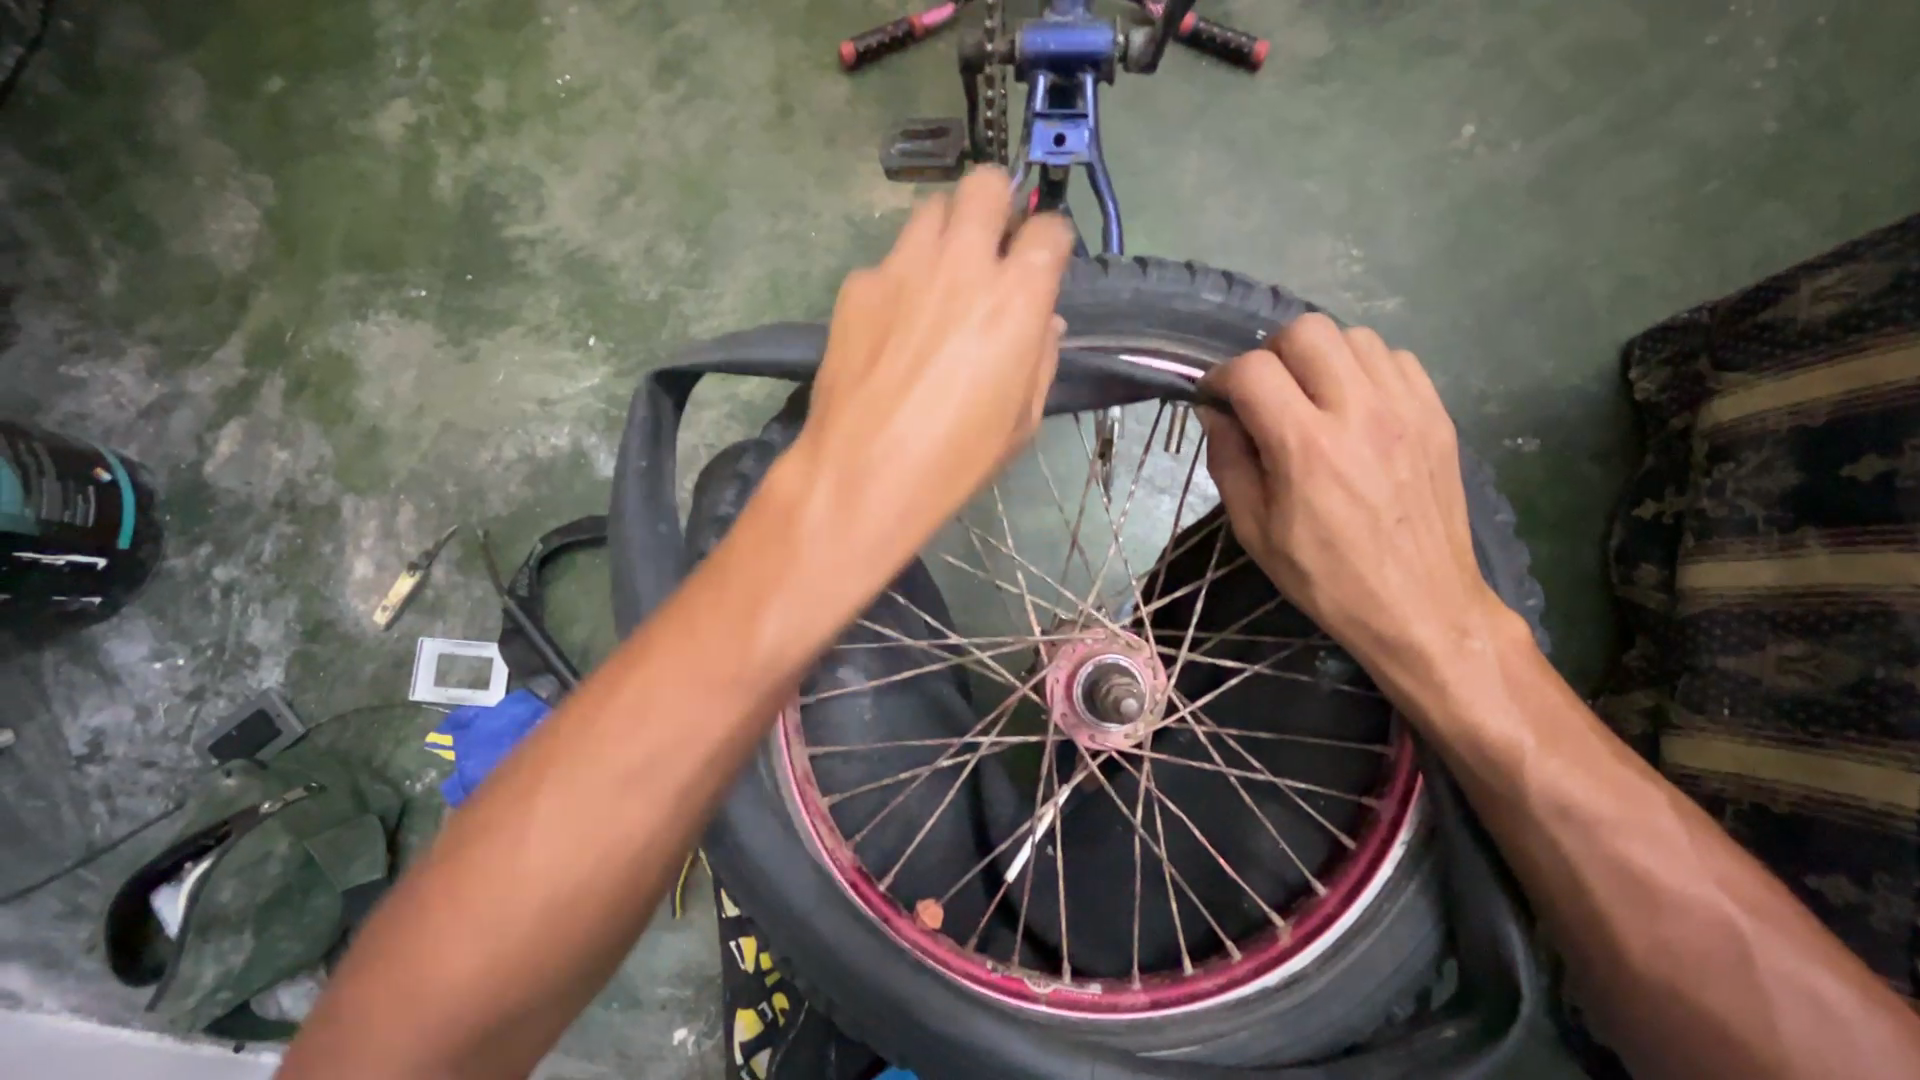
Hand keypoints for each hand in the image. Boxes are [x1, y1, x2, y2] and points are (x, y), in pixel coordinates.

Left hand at [794, 167, 1075, 560]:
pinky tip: (891, 324)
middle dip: (996, 203)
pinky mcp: (858, 285)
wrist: (864, 472)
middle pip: (985, 185)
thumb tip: (1041, 322)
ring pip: (930, 211)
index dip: (1050, 242)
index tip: (1042, 263)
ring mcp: (903, 267)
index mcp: (1017, 297)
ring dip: (945, 234)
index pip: (1049, 228)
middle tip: (990, 244)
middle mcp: (962, 263)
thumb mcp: (1022, 419)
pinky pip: (887, 262)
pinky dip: (898, 280)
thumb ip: (1039, 357)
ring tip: (939, 278)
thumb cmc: (957, 458)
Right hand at [1199, 314, 1516, 690]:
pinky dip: (1365, 370)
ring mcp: (1406, 407)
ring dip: (1320, 357)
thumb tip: (1215, 413)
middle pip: (1306, 331)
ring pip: (1354, 337)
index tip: (1217, 400)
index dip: (1222, 377)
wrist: (1421, 605)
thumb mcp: (1255, 531)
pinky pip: (1395, 358)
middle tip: (1266, 393)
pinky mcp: (1437, 414)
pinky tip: (1356, 406)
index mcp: (1306, 446)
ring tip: (1312, 396)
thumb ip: (1228, 462)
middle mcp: (1358, 411)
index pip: (1252, 370)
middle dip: (1272, 353)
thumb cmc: (1326, 577)